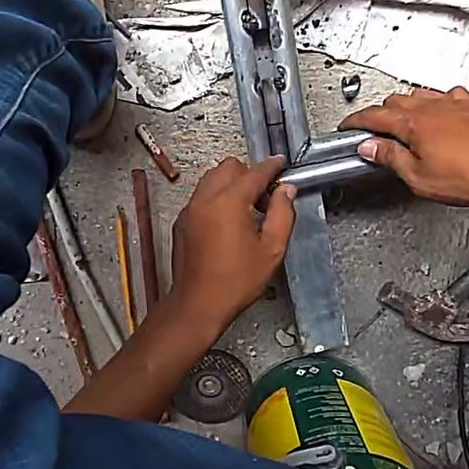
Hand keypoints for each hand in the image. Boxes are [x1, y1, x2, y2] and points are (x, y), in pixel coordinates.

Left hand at [166, 155, 296, 330]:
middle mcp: (205, 199)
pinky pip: (201, 197)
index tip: (279, 164)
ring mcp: (190, 210)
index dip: (271, 167)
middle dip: (249, 174)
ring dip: (231, 185)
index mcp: (229, 202)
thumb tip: (286, 191)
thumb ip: (282, 214)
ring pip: (211, 179)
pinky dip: (216, 199)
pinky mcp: (182, 222)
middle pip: (228, 167)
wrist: (198, 304)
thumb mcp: (272, 249)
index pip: (254, 172)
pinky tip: (228, 223)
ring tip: (247, 210)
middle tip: (265, 196)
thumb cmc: (234, 282)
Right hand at [340, 87, 468, 207]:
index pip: (374, 115)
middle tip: (372, 132)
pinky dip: (435, 104)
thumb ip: (391, 157)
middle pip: (395, 101)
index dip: (356, 121)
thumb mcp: (418, 177)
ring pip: (420, 95)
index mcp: (414, 123)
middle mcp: (434, 107)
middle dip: (379, 114)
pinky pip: (447, 97)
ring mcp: (457, 105)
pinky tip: (439, 115)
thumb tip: (370, 146)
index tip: (347, 127)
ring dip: (405, 107)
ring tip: (401, 124)